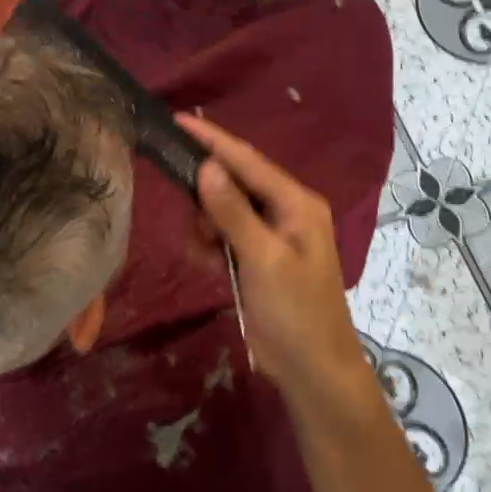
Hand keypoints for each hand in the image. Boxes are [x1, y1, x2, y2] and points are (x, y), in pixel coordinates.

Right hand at [178, 114, 368, 399]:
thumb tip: (207, 166)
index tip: (177, 120)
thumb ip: (233, 211)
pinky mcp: (257, 258)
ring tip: (205, 255)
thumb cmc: (296, 312)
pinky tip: (210, 267)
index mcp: (296, 203)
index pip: (247, 160)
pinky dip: (211, 246)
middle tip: (191, 222)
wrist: (313, 371)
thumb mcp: (263, 259)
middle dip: (206, 198)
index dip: (212, 140)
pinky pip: (223, 235)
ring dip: (206, 227)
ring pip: (222, 210)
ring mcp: (270, 235)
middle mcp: (284, 211)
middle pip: (232, 183)